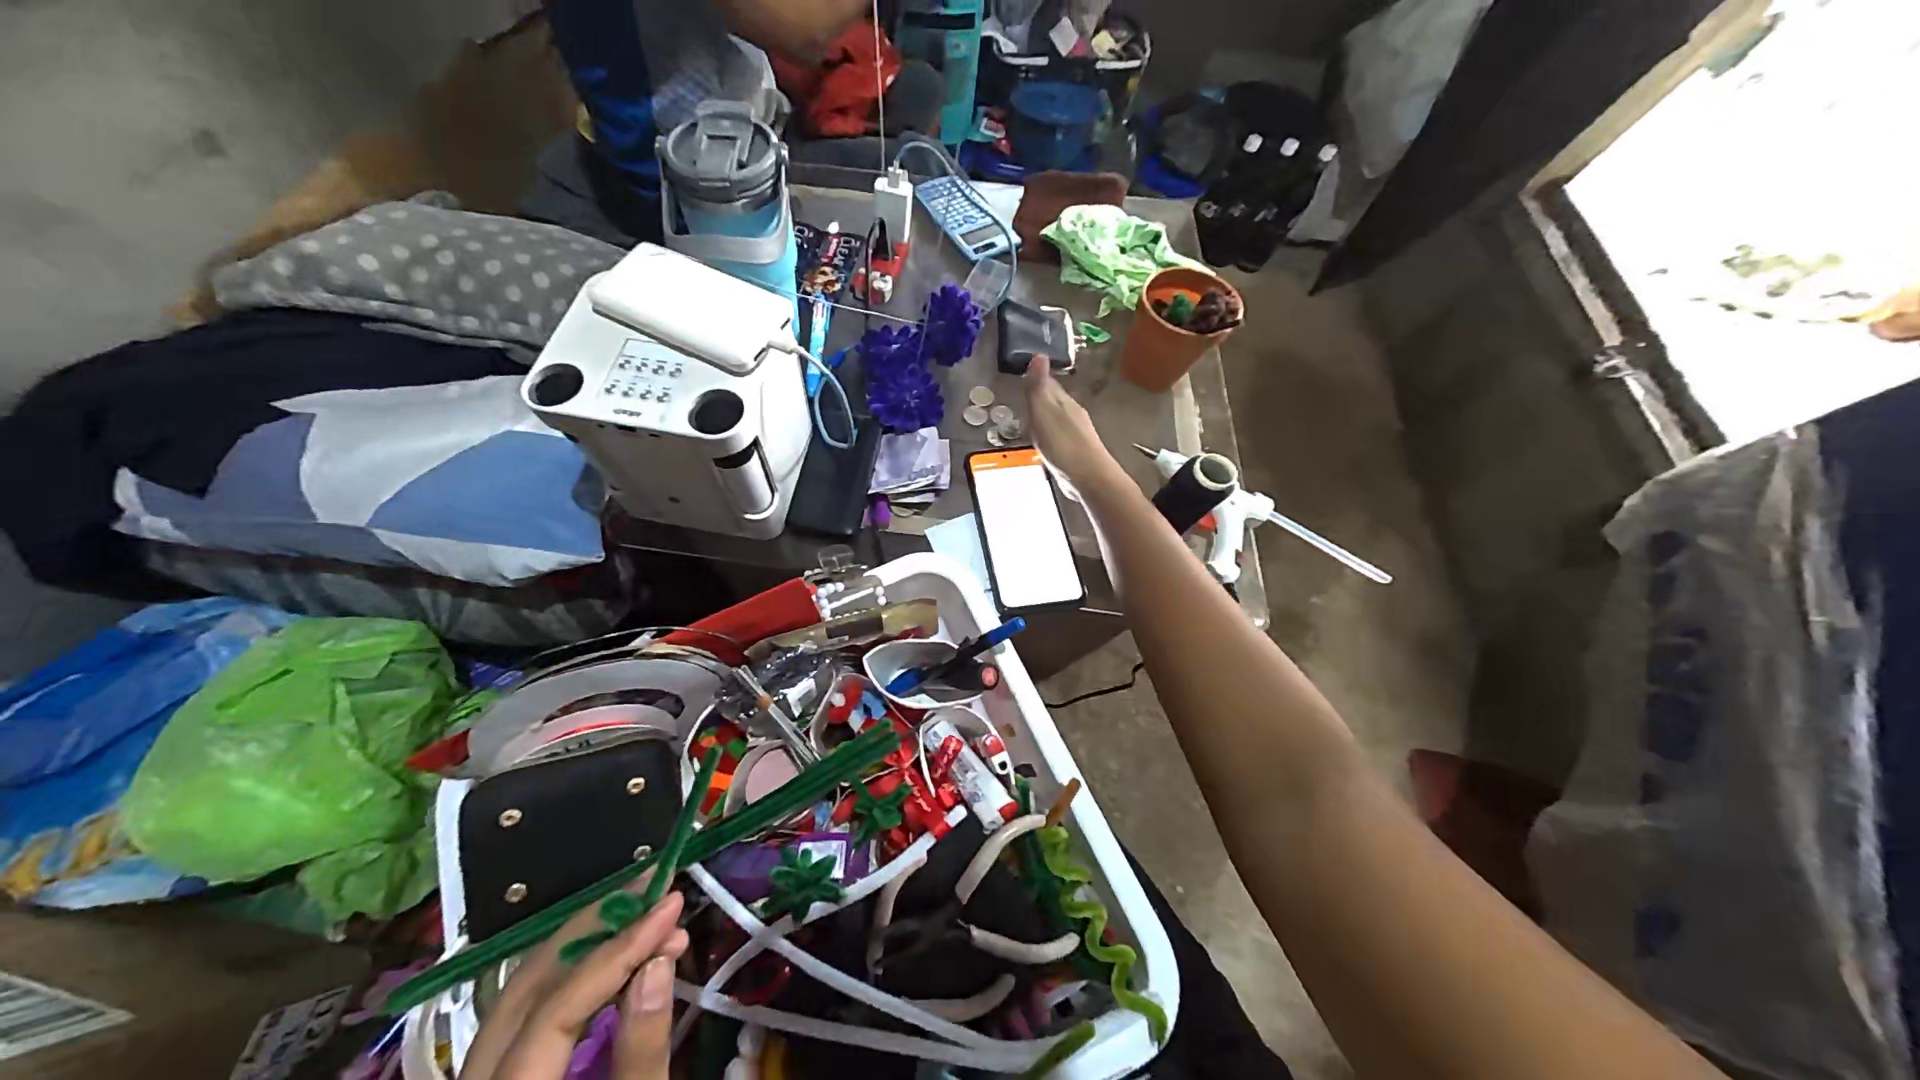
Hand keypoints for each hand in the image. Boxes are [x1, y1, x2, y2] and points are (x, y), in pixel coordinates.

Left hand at [462, 882, 689, 1079]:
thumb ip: (641, 1054)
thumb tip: (658, 961)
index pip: (554, 1008)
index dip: (617, 951)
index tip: (671, 905)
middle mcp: (473, 1078)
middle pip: (526, 986)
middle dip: (597, 930)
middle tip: (655, 889)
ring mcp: (479, 1074)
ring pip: (525, 994)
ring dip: (591, 949)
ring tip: (649, 919)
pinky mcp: (498, 1072)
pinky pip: (530, 1012)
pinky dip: (579, 978)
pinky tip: (623, 962)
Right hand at [1023, 355, 1122, 491]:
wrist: (1089, 478)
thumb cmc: (1062, 445)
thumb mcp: (1043, 413)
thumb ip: (1039, 387)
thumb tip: (1039, 354)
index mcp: (1064, 401)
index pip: (1050, 383)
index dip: (1036, 380)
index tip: (1024, 378)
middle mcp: (1073, 414)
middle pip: (1054, 401)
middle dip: (1041, 399)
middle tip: (1024, 400)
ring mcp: (1077, 433)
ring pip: (1058, 419)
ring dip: (1045, 419)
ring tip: (1031, 423)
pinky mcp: (1077, 452)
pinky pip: (1060, 437)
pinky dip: (1050, 437)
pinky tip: (1045, 445)